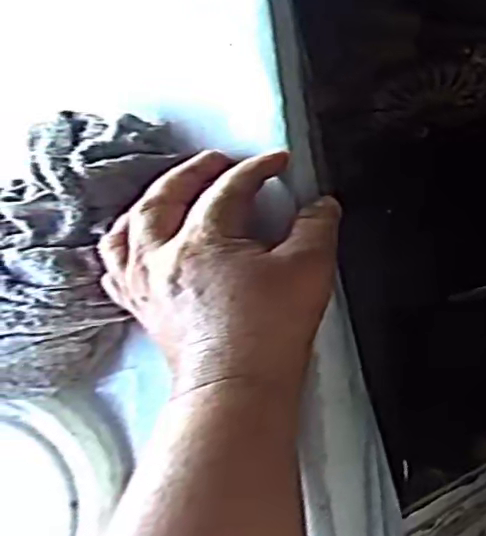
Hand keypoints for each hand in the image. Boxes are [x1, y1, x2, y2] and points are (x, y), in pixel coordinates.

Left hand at [98, 150, 341, 397]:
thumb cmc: (271, 323)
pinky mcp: (143, 304)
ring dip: (151, 202)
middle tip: (218, 161)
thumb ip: (316, 225)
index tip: (279, 161)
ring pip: (127, 229)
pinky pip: (116, 262)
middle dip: (192, 174)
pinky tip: (142, 240)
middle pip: (163, 201)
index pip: (228, 191)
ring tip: (173, 191)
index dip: (258, 169)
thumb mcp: (312, 263)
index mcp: (202, 243)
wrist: (240, 374)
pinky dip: (128, 240)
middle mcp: (160, 258)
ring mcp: (144, 283)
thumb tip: (320, 206)